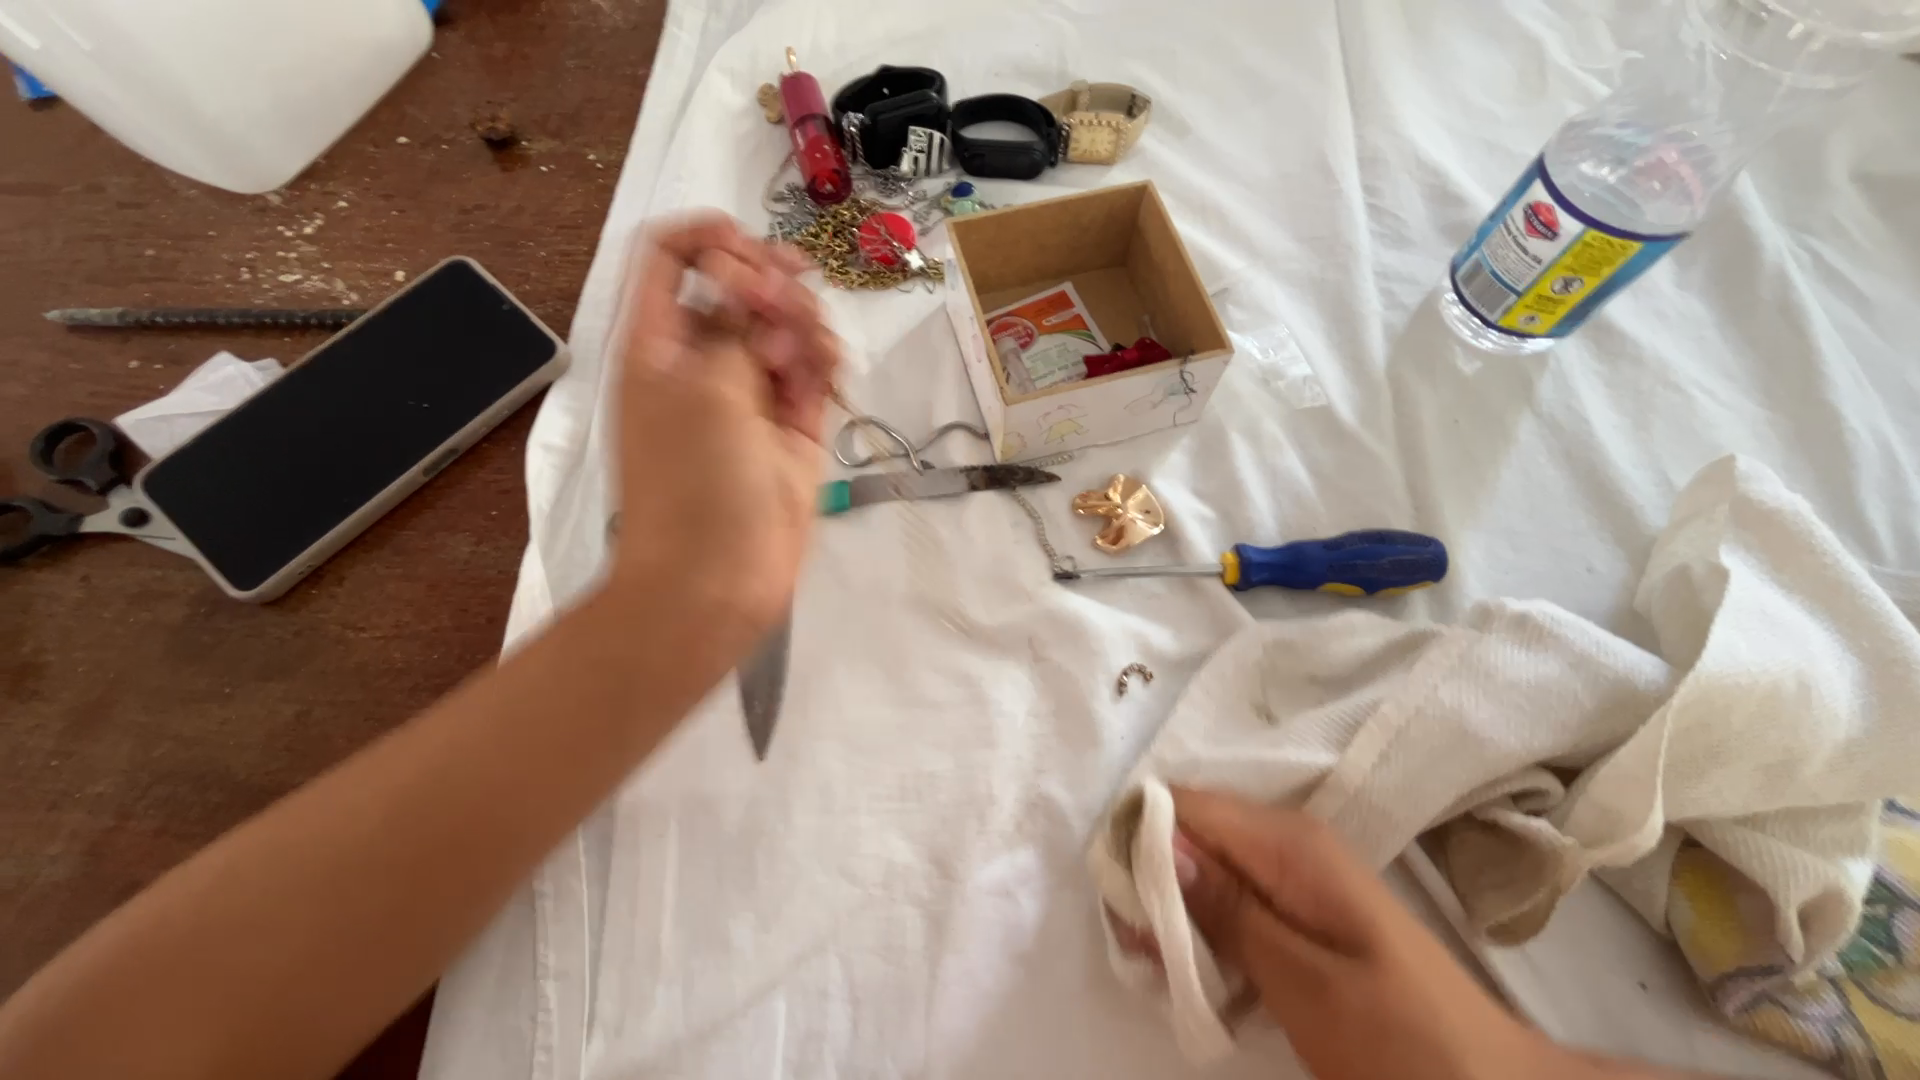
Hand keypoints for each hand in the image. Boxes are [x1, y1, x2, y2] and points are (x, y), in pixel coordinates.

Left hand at [604, 215, 839, 673]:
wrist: (717, 581)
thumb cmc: (694, 485)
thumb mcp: (704, 389)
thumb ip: (731, 323)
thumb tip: (748, 279)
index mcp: (658, 343)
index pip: (670, 257)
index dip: (709, 236)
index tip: (750, 251)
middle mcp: (704, 360)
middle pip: (740, 285)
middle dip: (770, 282)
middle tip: (783, 309)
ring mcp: (752, 394)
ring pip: (786, 327)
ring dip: (803, 323)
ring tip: (804, 357)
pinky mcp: (794, 428)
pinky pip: (814, 373)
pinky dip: (824, 361)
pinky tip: (824, 372)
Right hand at [1169, 788, 1593, 1079]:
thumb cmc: (1397, 1036)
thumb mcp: (1304, 981)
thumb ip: (1228, 910)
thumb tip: (1157, 845)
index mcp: (1288, 842)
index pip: (1185, 804)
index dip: (1140, 837)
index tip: (1117, 896)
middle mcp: (1288, 840)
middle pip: (1191, 829)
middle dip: (1150, 872)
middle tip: (1132, 939)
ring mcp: (1296, 870)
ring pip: (1206, 861)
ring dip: (1172, 902)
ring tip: (1154, 956)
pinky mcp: (1299, 903)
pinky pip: (1230, 891)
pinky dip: (1202, 919)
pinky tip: (1193, 958)